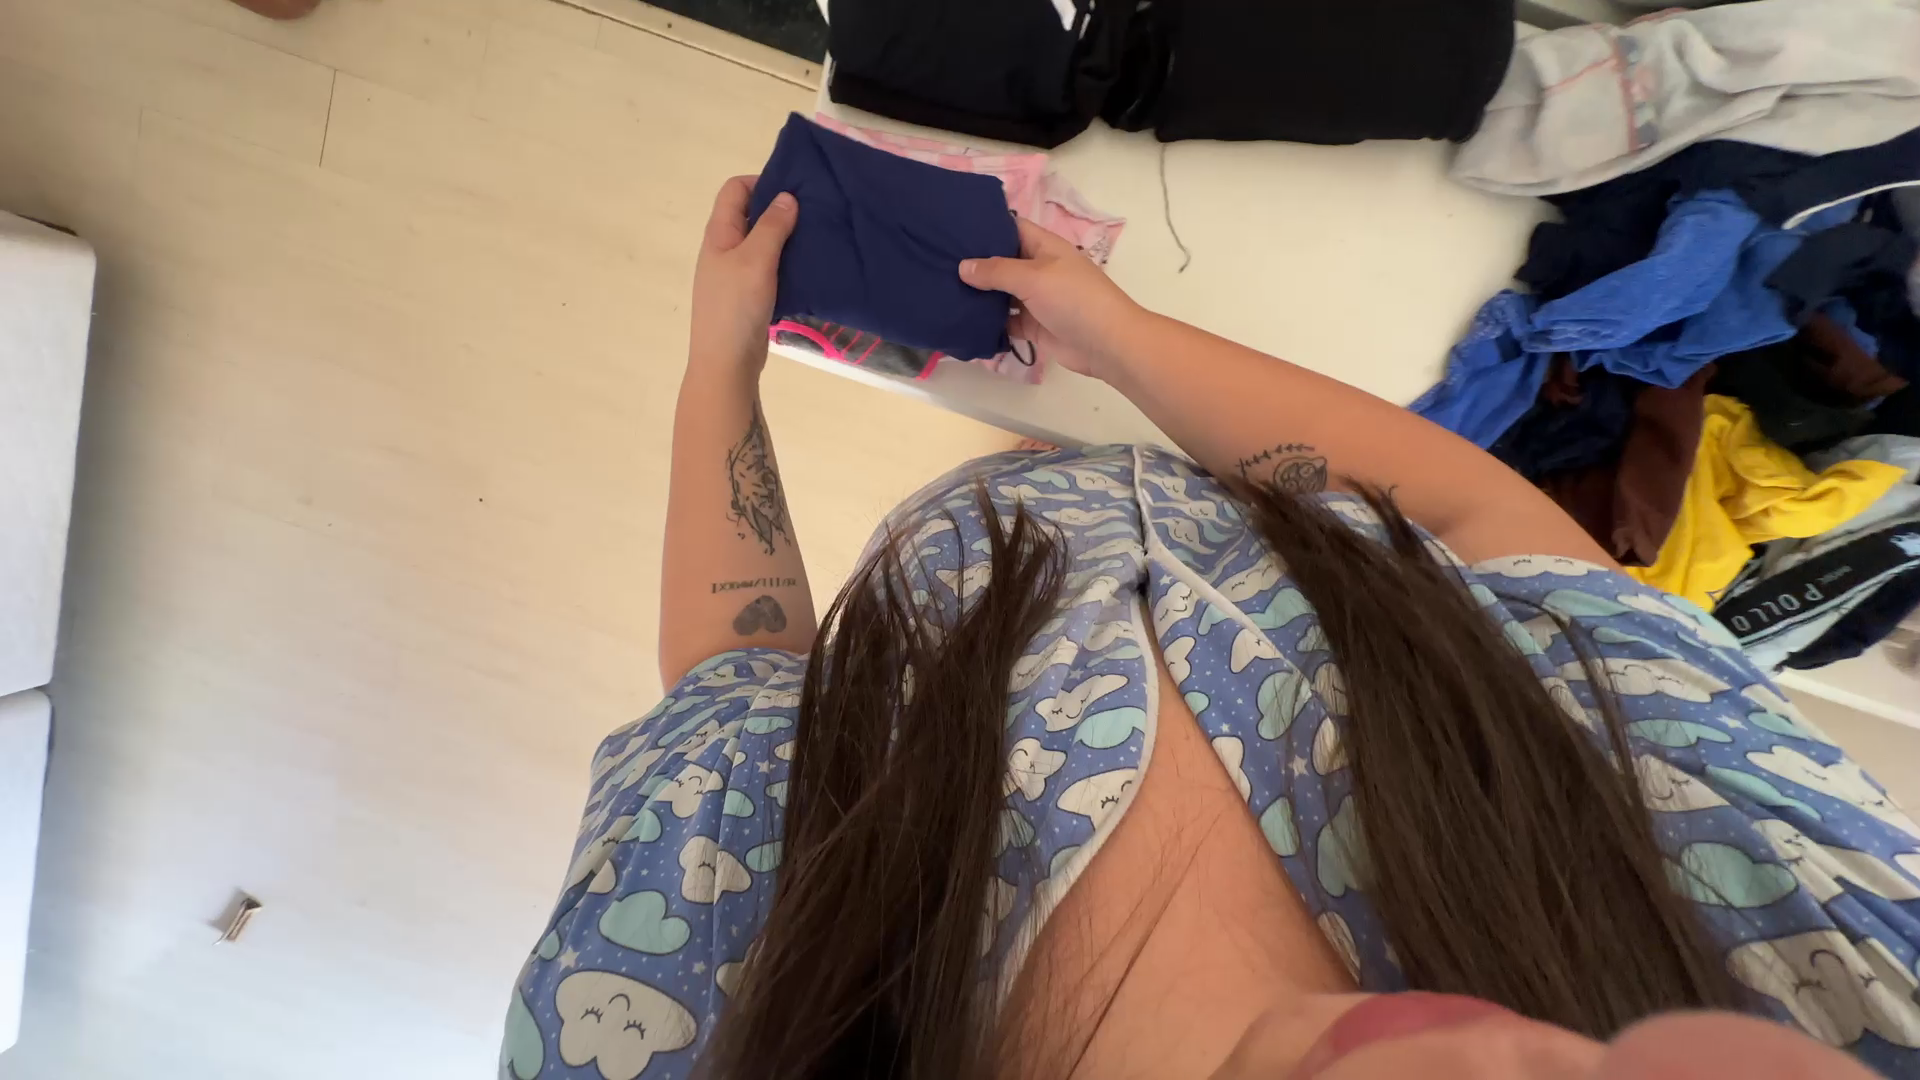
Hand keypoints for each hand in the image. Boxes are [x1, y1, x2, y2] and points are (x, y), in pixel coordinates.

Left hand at [689, 175, 798, 374]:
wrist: (727, 362)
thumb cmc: (736, 307)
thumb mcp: (756, 260)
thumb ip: (772, 227)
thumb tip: (787, 197)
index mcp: (720, 234)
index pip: (735, 190)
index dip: (761, 181)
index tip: (794, 189)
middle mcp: (725, 249)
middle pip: (751, 216)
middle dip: (779, 210)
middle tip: (813, 213)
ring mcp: (737, 275)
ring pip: (762, 245)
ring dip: (786, 240)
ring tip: (816, 240)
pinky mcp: (750, 297)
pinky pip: (770, 271)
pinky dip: (787, 266)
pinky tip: (807, 271)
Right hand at [959, 218, 1145, 379]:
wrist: (1105, 344)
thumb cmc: (1074, 299)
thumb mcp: (1033, 277)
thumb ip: (996, 272)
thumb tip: (963, 267)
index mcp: (1044, 247)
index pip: (1011, 228)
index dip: (985, 227)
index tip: (953, 229)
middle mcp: (1038, 270)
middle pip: (1002, 262)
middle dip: (976, 264)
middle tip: (939, 263)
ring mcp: (1036, 300)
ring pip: (1002, 294)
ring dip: (980, 295)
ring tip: (944, 290)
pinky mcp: (1034, 326)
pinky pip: (1007, 321)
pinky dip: (989, 322)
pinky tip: (964, 320)